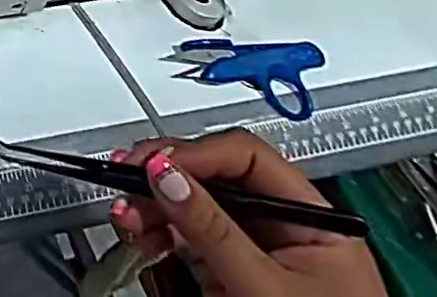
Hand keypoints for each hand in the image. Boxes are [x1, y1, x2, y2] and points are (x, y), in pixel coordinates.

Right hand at [109, 131, 385, 296]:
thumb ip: (214, 231)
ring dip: (151, 202)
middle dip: (163, 175)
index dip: (196, 153)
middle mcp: (279, 225)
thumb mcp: (266, 291)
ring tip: (126, 213)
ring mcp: (251, 248)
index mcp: (310, 219)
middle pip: (212, 173)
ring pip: (191, 201)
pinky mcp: (228, 272)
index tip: (153, 165)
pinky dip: (157, 230)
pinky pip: (185, 234)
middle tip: (127, 176)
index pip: (245, 157)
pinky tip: (139, 232)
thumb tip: (165, 172)